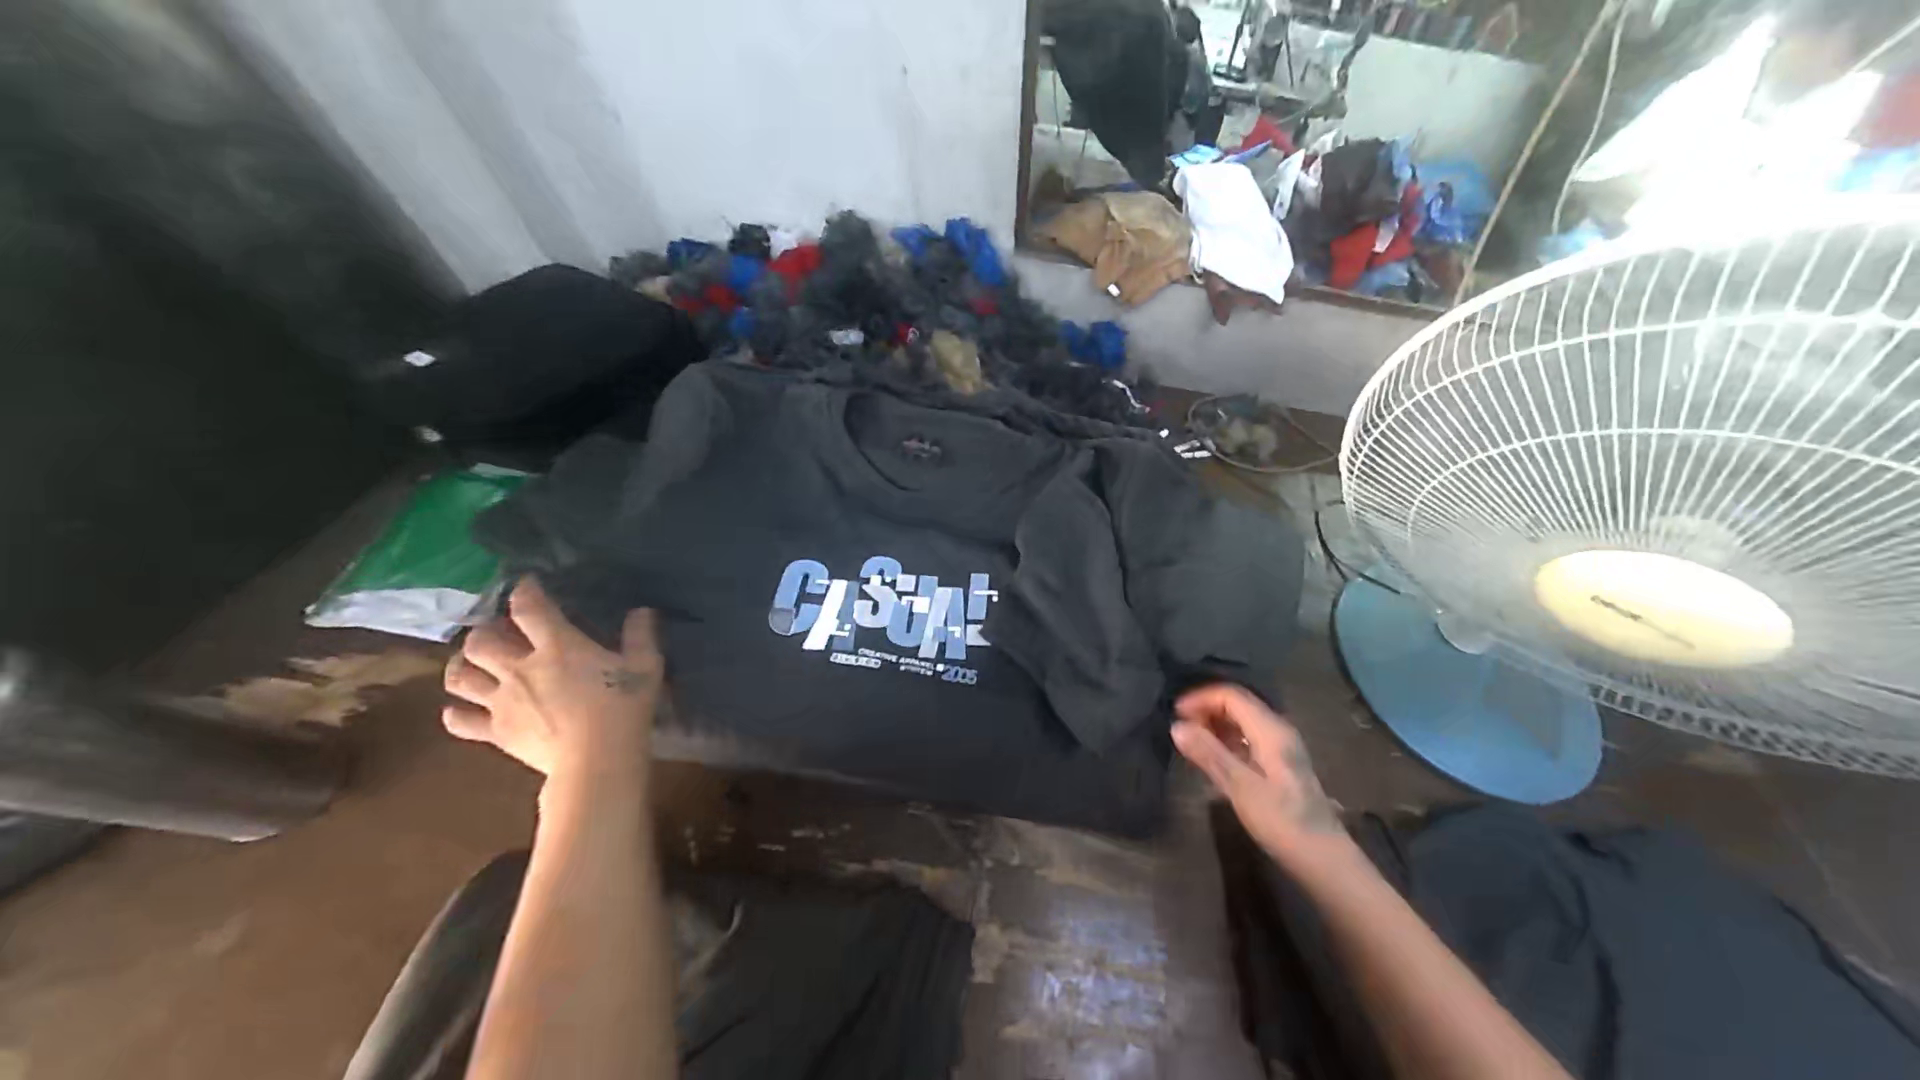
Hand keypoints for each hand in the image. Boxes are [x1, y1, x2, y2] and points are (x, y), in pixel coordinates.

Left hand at [443, 577, 663, 791]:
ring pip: (460, 676)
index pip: (528, 607)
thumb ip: (640, 636)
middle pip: (480, 641)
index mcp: (558, 646)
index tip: (526, 585)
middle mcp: (520, 668)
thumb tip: (641, 611)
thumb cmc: (624, 708)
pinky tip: (463, 710)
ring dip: (462, 667)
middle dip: (484, 632)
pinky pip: (461, 721)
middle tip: (500, 633)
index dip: (524, 590)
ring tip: (475, 665)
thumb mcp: (645, 667)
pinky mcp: (496, 732)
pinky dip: (457, 714)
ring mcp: (502, 702)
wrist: (597, 761)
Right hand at [1172, 683, 1342, 859]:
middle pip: (1238, 705)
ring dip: (1215, 725)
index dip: (1201, 698)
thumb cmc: (1283, 821)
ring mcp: (1281, 748)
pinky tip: (1214, 757)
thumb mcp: (1241, 787)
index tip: (1175, 714)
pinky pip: (1248, 738)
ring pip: (1243, 721)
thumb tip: (1176, 726)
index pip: (1232, 696)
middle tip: (1181, 728)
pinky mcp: (1280, 765)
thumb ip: (1209, 754)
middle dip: (1206, 709)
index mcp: (1271, 730)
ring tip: (1191, 741)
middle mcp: (1279, 731)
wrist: (1324, 860)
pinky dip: (1227, 740)